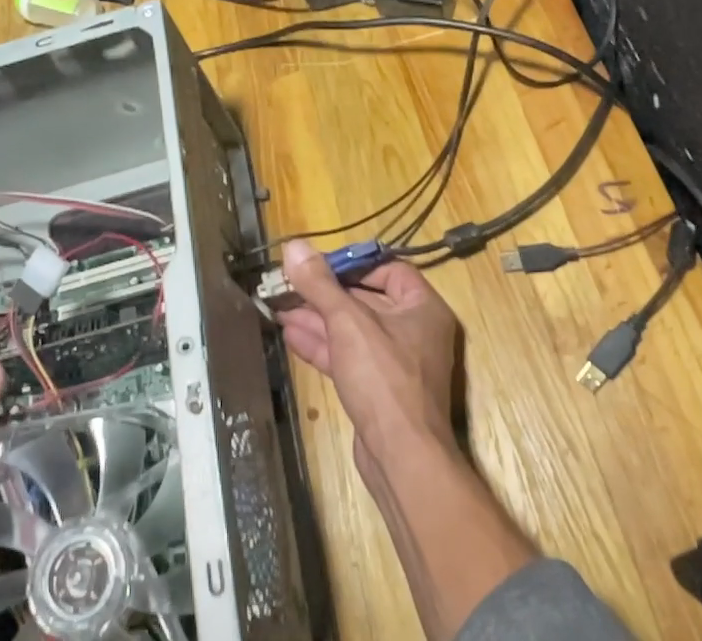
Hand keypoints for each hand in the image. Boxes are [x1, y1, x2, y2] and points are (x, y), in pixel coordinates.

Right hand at [274, 240, 459, 461]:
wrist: (400, 455)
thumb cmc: (384, 379)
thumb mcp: (348, 323)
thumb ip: (320, 285)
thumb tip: (294, 246)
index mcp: (422, 307)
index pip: (389, 269)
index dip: (352, 264)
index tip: (317, 264)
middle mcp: (415, 330)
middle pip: (366, 300)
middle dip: (325, 294)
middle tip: (287, 286)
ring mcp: (397, 362)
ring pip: (353, 331)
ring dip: (317, 319)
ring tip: (279, 308)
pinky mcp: (379, 389)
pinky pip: (349, 357)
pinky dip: (323, 346)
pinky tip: (290, 335)